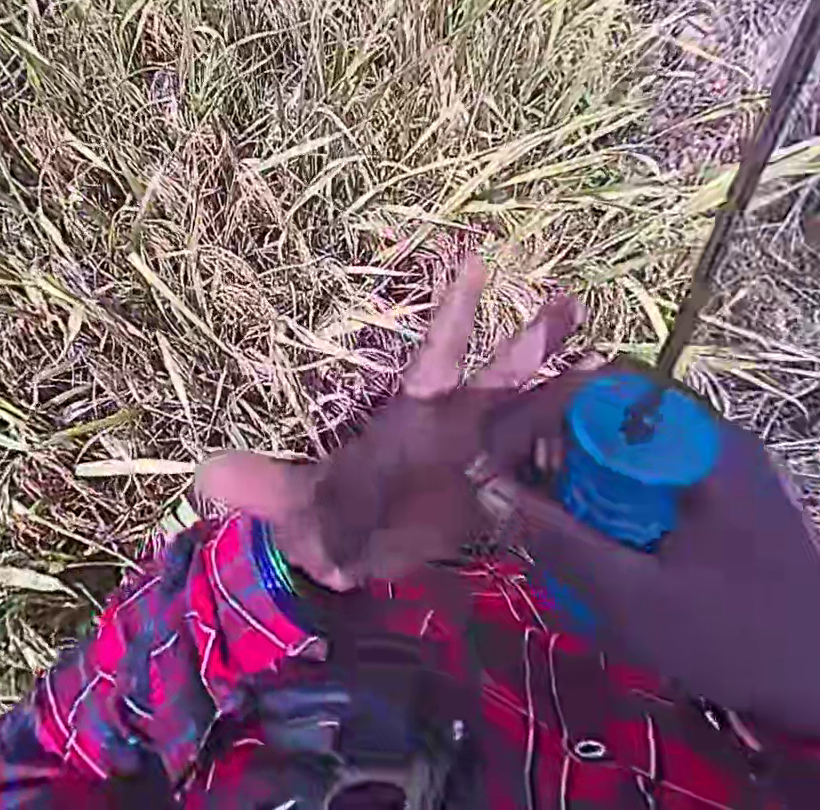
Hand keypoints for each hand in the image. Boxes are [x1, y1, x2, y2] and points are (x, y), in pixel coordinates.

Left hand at [196, 256, 583, 589]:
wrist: (353, 563)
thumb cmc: (324, 516)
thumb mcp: (294, 501)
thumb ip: (261, 486)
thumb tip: (205, 476)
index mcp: (412, 410)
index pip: (439, 350)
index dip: (455, 306)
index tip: (474, 256)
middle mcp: (454, 426)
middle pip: (502, 374)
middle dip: (534, 340)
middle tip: (570, 298)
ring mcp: (482, 462)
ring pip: (533, 419)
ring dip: (568, 396)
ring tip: (615, 370)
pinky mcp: (499, 504)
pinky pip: (547, 479)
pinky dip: (577, 465)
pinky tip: (614, 454)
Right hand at [482, 383, 819, 739]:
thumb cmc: (735, 640)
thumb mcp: (637, 601)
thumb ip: (559, 541)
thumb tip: (486, 489)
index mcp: (701, 449)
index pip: (601, 390)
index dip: (534, 413)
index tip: (494, 458)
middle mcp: (705, 430)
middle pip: (600, 392)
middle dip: (538, 424)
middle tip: (504, 470)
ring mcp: (704, 447)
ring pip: (609, 412)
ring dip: (557, 439)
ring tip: (529, 483)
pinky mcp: (697, 470)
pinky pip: (625, 440)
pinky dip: (583, 458)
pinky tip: (568, 495)